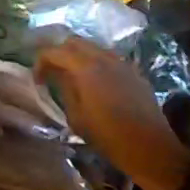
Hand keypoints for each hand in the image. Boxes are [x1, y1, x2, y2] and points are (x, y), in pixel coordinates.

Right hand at [36, 38, 189, 189]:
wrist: (151, 149)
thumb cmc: (109, 137)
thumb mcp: (77, 117)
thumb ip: (64, 89)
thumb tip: (54, 75)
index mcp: (86, 68)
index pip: (54, 51)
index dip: (41, 61)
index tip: (37, 78)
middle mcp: (104, 58)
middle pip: (74, 41)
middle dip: (59, 52)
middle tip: (53, 71)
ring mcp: (122, 63)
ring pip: (93, 47)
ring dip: (78, 57)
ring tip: (72, 76)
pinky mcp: (134, 72)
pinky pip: (109, 59)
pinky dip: (96, 63)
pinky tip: (95, 83)